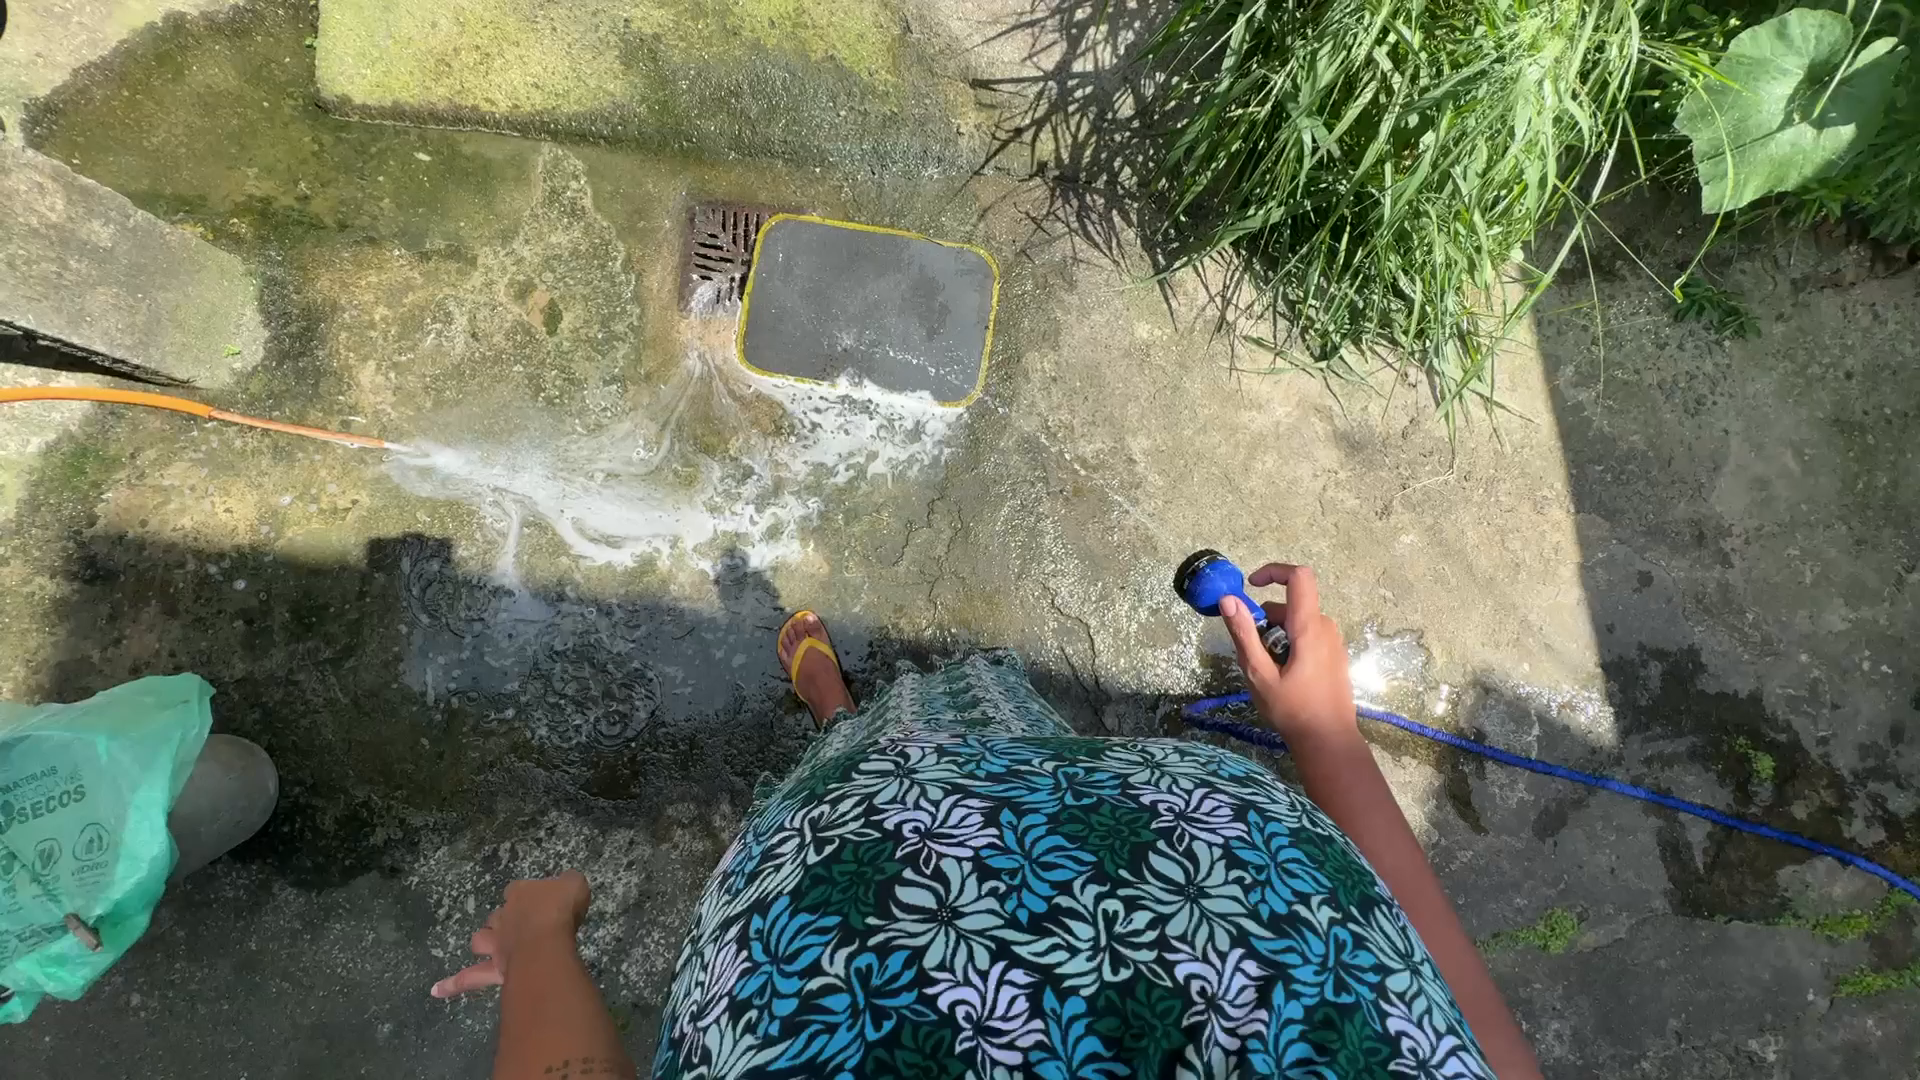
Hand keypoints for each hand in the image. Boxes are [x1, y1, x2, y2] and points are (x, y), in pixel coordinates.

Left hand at [431, 871, 591, 997]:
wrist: (545, 942)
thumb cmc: (561, 909)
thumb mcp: (575, 883)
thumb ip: (567, 882)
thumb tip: (564, 883)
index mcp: (521, 892)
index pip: (517, 889)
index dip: (526, 893)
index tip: (540, 899)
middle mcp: (503, 916)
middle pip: (497, 915)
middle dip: (504, 919)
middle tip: (521, 924)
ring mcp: (495, 943)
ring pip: (480, 940)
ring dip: (484, 942)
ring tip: (490, 945)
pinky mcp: (492, 968)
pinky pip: (469, 977)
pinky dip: (453, 984)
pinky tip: (436, 991)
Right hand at [1217, 563, 1355, 744]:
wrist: (1328, 741)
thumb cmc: (1292, 709)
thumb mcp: (1258, 673)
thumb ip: (1243, 634)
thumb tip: (1228, 600)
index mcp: (1308, 628)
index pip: (1299, 577)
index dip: (1274, 571)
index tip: (1250, 586)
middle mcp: (1325, 627)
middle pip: (1289, 604)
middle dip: (1264, 618)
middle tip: (1251, 651)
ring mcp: (1332, 641)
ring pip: (1296, 621)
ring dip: (1274, 633)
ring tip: (1266, 668)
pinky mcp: (1333, 654)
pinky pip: (1306, 634)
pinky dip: (1287, 642)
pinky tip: (1282, 673)